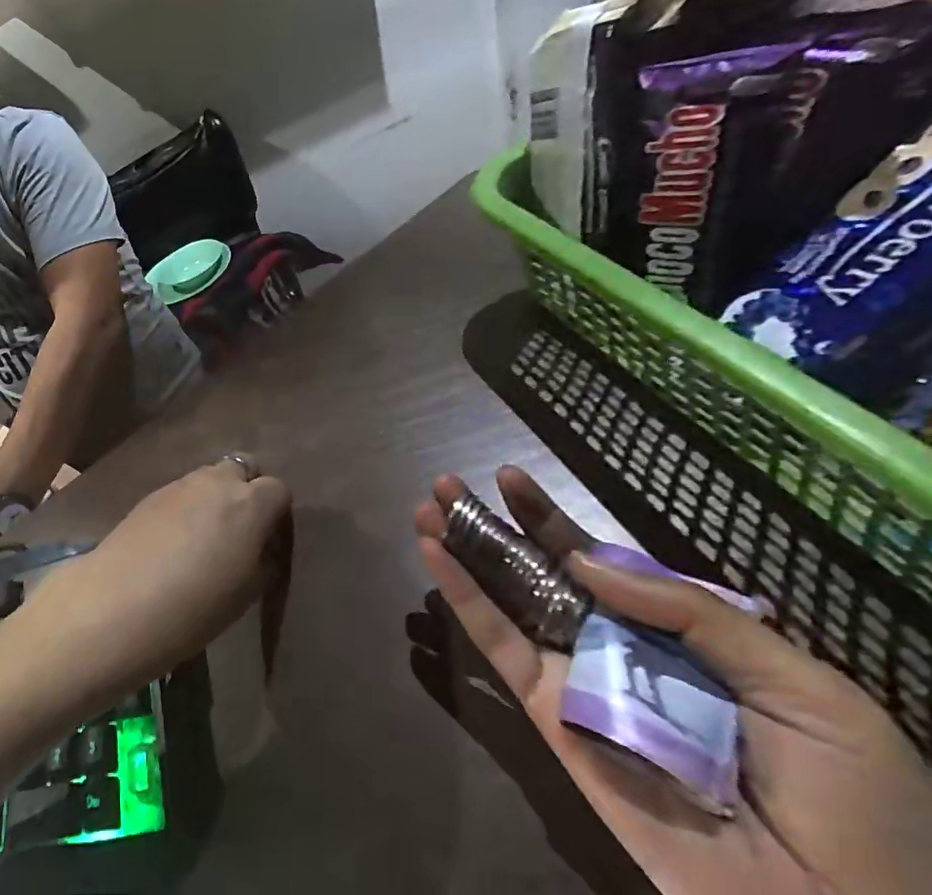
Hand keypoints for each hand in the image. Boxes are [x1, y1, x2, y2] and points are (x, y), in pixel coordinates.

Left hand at [7, 457, 292, 715]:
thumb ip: (262, 557)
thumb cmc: (197, 604)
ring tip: (204, 533)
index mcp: (249, 503)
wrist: (121, 600)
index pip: (278, 488)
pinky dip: (186, 505)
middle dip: (245, 490)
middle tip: (239, 528)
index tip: (269, 539)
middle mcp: (213, 482)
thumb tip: (261, 545)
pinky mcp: (147, 495)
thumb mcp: (247, 590)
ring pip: (206, 477)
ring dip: (213, 495)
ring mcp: (176, 485)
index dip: (277, 512)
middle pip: (240, 468)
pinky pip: (179, 491)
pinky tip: (174, 537)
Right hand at [415, 467, 931, 894]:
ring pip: (507, 598)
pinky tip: (432, 555)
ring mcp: (575, 675)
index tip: (508, 477)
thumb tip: (586, 560)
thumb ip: (697, 617)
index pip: (601, 562)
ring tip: (425, 508)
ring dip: (463, 550)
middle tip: (444, 484)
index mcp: (679, 635)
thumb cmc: (849, 798)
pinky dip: (462, 598)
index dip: (552, 520)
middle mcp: (616, 645)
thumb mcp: (807, 690)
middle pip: (540, 572)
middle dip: (491, 524)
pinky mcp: (546, 709)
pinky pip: (498, 644)